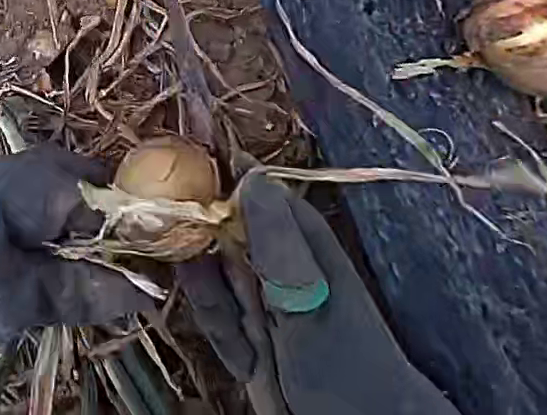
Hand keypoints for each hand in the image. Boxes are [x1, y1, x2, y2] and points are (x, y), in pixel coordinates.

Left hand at [0, 146, 152, 414]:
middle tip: (111, 281)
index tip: (149, 271)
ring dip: (81, 238)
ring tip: (80, 282)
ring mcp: (5, 178)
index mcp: (36, 176)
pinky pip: (41, 207)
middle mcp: (26, 165)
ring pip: (67, 201)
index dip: (133, 232)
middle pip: (91, 192)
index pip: (109, 195)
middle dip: (107, 235)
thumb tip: (150, 292)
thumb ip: (84, 289)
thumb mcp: (17, 298)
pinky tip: (46, 269)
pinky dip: (55, 236)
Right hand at [180, 174, 462, 414]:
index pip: (245, 188)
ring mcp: (262, 283)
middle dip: (215, 276)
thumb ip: (279, 246)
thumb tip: (252, 176)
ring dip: (218, 312)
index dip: (217, 202)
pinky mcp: (249, 317)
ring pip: (210, 271)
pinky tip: (247, 364)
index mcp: (298, 229)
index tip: (198, 230)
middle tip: (236, 317)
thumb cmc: (347, 370)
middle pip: (218, 232)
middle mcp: (277, 247)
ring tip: (249, 352)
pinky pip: (214, 308)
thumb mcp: (308, 307)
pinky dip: (222, 336)